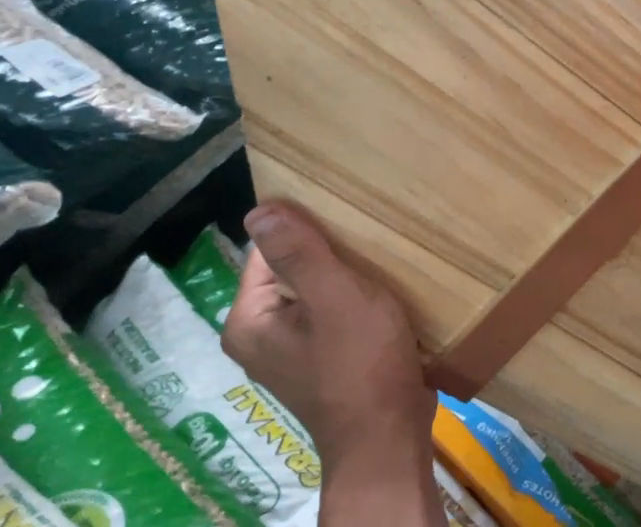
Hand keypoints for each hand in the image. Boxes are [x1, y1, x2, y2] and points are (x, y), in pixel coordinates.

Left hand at [223, 202, 433, 469]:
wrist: (387, 430)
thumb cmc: (361, 360)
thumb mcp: (336, 298)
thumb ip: (300, 255)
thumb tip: (259, 210)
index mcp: (250, 320)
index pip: (271, 254)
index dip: (310, 231)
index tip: (353, 219)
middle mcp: (261, 336)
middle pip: (295, 273)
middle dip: (335, 255)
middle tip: (377, 238)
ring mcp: (294, 353)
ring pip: (320, 294)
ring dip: (352, 277)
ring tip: (388, 261)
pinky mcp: (326, 362)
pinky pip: (337, 316)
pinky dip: (360, 301)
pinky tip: (390, 295)